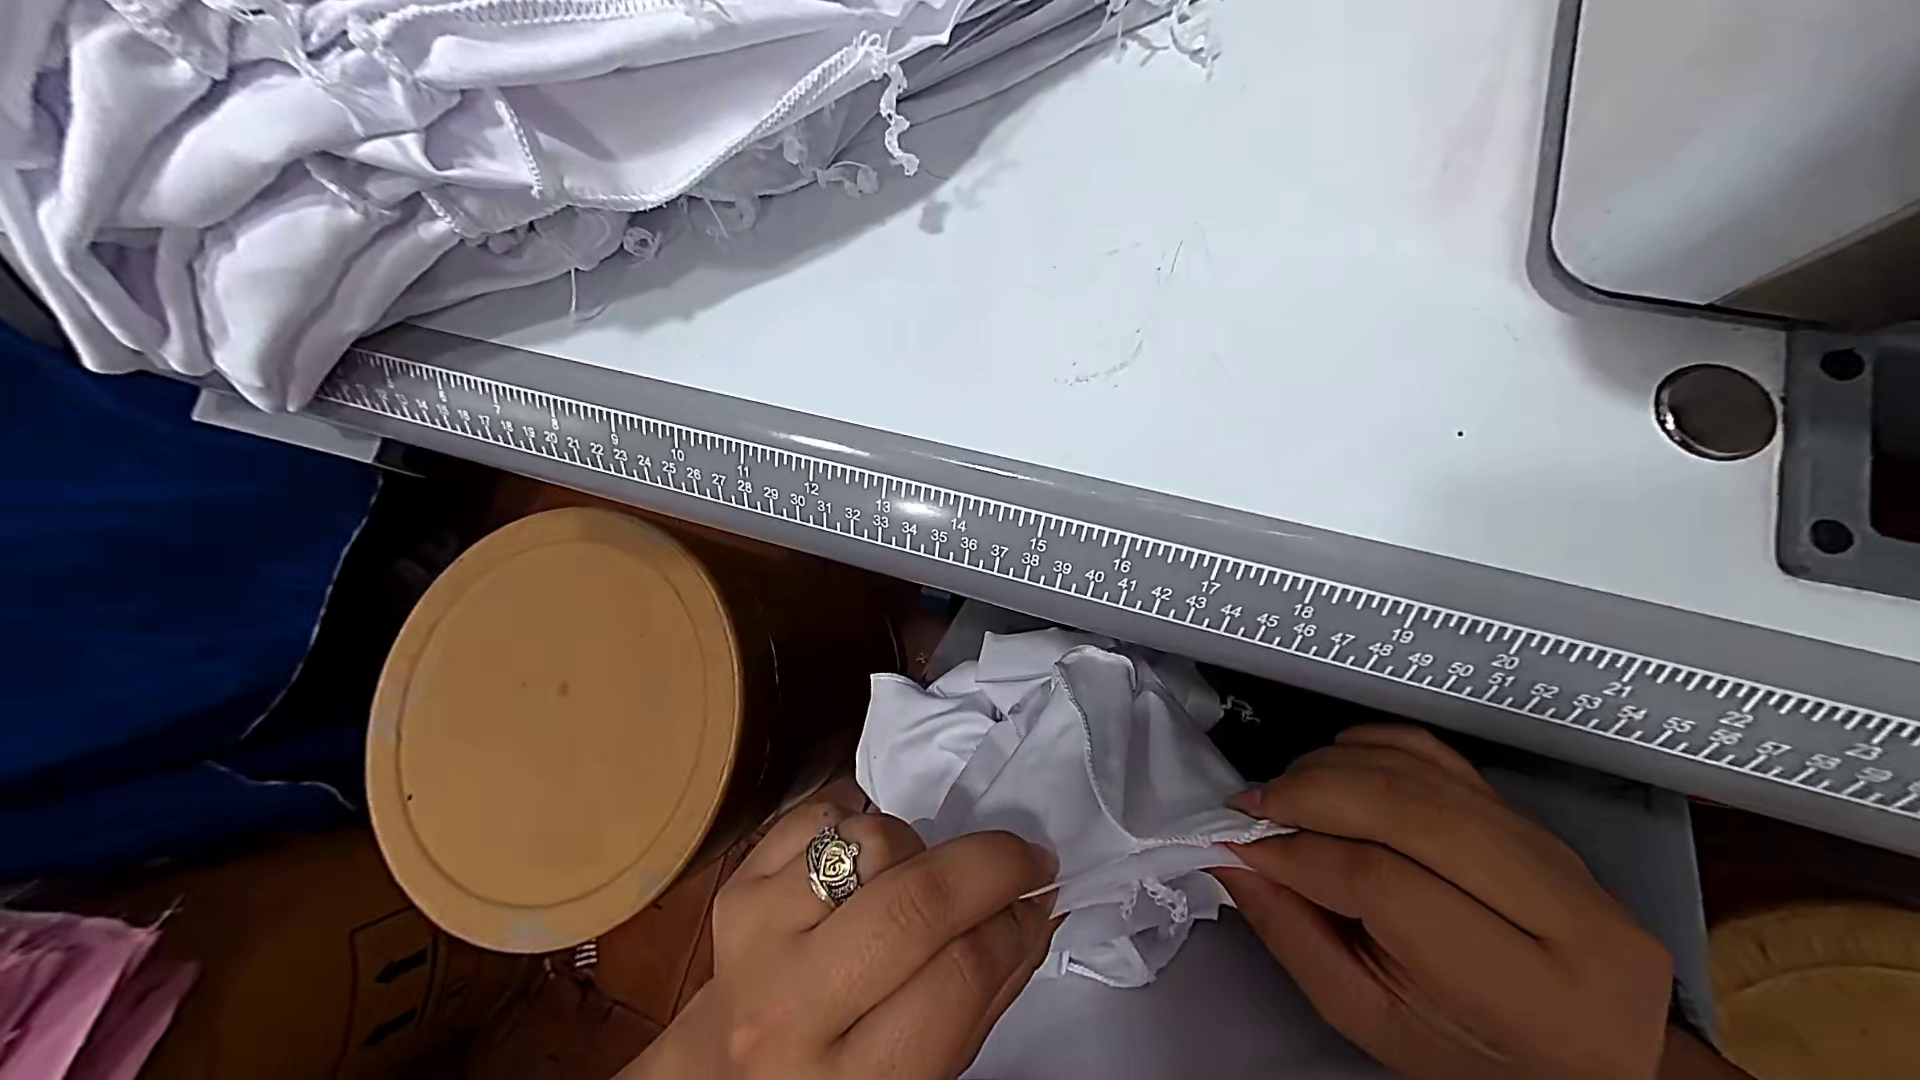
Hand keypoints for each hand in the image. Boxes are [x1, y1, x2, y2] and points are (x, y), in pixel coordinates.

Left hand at [622, 781, 1056, 1079]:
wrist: (731, 1067)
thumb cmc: (845, 1069)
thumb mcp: (926, 1065)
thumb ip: (988, 985)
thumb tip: (1038, 900)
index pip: (959, 974)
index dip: (1013, 922)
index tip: (1039, 893)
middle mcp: (795, 1009)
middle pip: (914, 901)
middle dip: (988, 862)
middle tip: (1022, 854)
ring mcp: (756, 936)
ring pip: (869, 839)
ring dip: (914, 844)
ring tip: (914, 874)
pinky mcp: (738, 884)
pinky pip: (822, 811)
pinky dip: (859, 814)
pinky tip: (864, 854)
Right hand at [1213, 724, 1673, 1079]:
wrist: (1581, 1051)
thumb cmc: (1474, 1052)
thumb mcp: (1371, 1020)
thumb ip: (1291, 935)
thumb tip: (1230, 858)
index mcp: (1527, 992)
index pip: (1386, 884)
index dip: (1298, 854)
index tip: (1240, 845)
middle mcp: (1563, 911)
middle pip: (1407, 811)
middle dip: (1309, 794)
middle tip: (1253, 804)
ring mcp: (1554, 851)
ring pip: (1419, 772)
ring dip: (1331, 768)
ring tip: (1284, 791)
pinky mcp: (1529, 815)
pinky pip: (1439, 755)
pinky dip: (1372, 745)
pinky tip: (1335, 764)